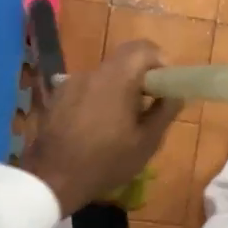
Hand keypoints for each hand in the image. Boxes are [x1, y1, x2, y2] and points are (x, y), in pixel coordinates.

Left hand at [20, 40, 181, 216]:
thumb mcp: (146, 143)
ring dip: (117, 91)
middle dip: (139, 79)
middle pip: (123, 62)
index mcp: (116, 78)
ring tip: (120, 124)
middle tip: (147, 108)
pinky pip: (85, 90)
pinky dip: (97, 100)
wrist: (52, 179)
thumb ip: (164, 112)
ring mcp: (70, 84)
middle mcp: (92, 73)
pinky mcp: (56, 97)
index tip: (164, 86)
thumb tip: (175, 93)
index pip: (143, 48)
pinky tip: (95, 129)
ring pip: (104, 77)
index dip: (159, 61)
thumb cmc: (105, 162)